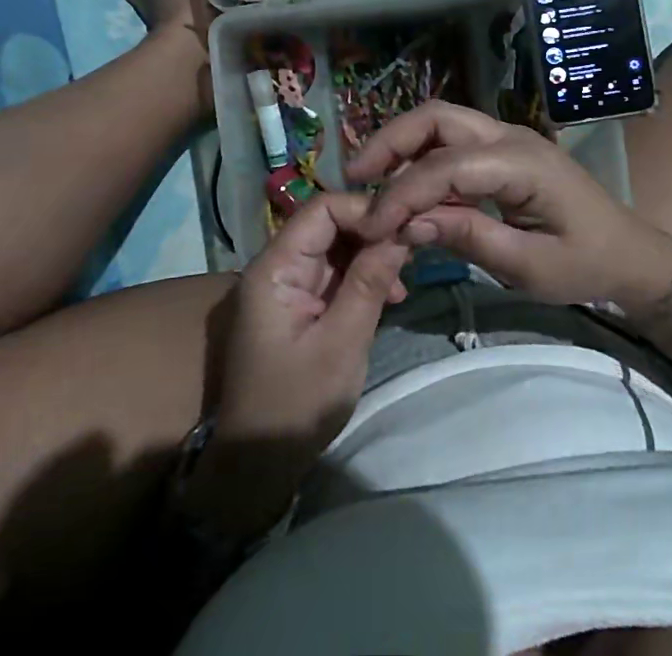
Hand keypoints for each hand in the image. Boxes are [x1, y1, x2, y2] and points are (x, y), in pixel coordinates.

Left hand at [192, 194, 409, 534]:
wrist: (258, 460)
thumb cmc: (296, 403)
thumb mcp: (341, 343)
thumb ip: (368, 283)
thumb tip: (399, 232)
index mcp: (275, 269)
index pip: (321, 210)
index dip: (365, 211)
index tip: (404, 230)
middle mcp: (277, 267)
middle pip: (328, 225)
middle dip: (372, 234)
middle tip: (412, 255)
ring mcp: (287, 286)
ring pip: (335, 248)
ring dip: (371, 257)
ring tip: (402, 284)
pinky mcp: (299, 305)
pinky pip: (334, 275)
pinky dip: (362, 279)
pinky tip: (388, 297)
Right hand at [347, 102, 671, 305]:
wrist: (627, 253)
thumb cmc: (585, 263)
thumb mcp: (528, 265)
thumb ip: (468, 238)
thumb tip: (408, 224)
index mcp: (522, 164)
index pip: (445, 166)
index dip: (402, 193)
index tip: (372, 225)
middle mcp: (511, 137)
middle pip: (436, 118)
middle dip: (390, 142)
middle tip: (355, 177)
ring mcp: (507, 139)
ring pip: (440, 123)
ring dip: (401, 145)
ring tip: (370, 180)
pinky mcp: (503, 152)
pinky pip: (452, 143)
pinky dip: (420, 157)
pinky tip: (404, 186)